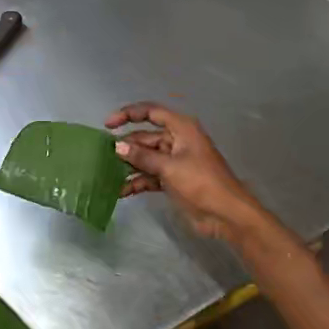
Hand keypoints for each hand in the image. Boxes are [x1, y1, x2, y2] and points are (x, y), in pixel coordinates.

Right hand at [106, 102, 268, 242]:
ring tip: (105, 173)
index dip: (128, 114)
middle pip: (144, 137)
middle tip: (101, 155)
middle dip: (125, 146)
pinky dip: (136, 182)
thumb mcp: (169, 167)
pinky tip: (119, 190)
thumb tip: (116, 146)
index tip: (108, 124)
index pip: (151, 112)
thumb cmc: (201, 183)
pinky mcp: (171, 179)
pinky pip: (148, 175)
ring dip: (128, 165)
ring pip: (144, 157)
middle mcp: (176, 141)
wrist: (227, 215)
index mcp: (181, 129)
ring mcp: (174, 161)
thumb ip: (142, 156)